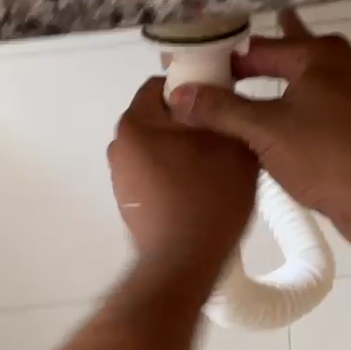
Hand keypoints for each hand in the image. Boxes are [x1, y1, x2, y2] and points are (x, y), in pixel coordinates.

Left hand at [109, 77, 258, 288]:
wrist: (184, 264)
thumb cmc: (208, 198)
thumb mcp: (231, 144)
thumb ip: (223, 110)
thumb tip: (216, 94)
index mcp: (135, 124)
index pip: (162, 85)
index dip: (195, 87)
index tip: (221, 101)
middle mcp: (119, 146)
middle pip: (159, 117)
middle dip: (190, 121)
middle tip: (224, 134)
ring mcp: (121, 177)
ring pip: (158, 146)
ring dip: (184, 149)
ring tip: (217, 166)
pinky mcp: (129, 202)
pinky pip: (155, 173)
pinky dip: (176, 174)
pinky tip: (202, 190)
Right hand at [167, 10, 350, 261]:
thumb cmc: (330, 155)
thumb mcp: (265, 130)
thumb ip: (220, 110)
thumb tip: (175, 95)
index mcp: (319, 53)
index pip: (255, 46)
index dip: (219, 56)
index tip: (187, 65)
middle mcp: (339, 65)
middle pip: (282, 55)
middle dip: (249, 58)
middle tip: (210, 61)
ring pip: (297, 81)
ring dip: (268, 82)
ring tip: (236, 81)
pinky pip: (309, 105)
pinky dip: (285, 105)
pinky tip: (269, 119)